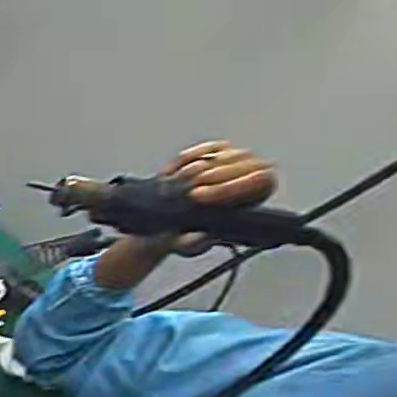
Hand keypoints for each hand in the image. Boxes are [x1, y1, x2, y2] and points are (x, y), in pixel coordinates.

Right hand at [93, 140, 278, 286]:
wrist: (137, 241)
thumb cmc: (156, 245)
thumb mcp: (166, 247)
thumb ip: (182, 242)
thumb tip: (197, 236)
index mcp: (239, 211)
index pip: (259, 183)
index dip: (233, 186)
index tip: (199, 196)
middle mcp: (238, 190)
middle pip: (249, 164)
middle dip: (216, 176)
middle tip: (188, 190)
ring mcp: (223, 174)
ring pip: (233, 154)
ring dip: (202, 165)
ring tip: (177, 182)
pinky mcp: (205, 164)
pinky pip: (212, 148)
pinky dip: (193, 155)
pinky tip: (175, 170)